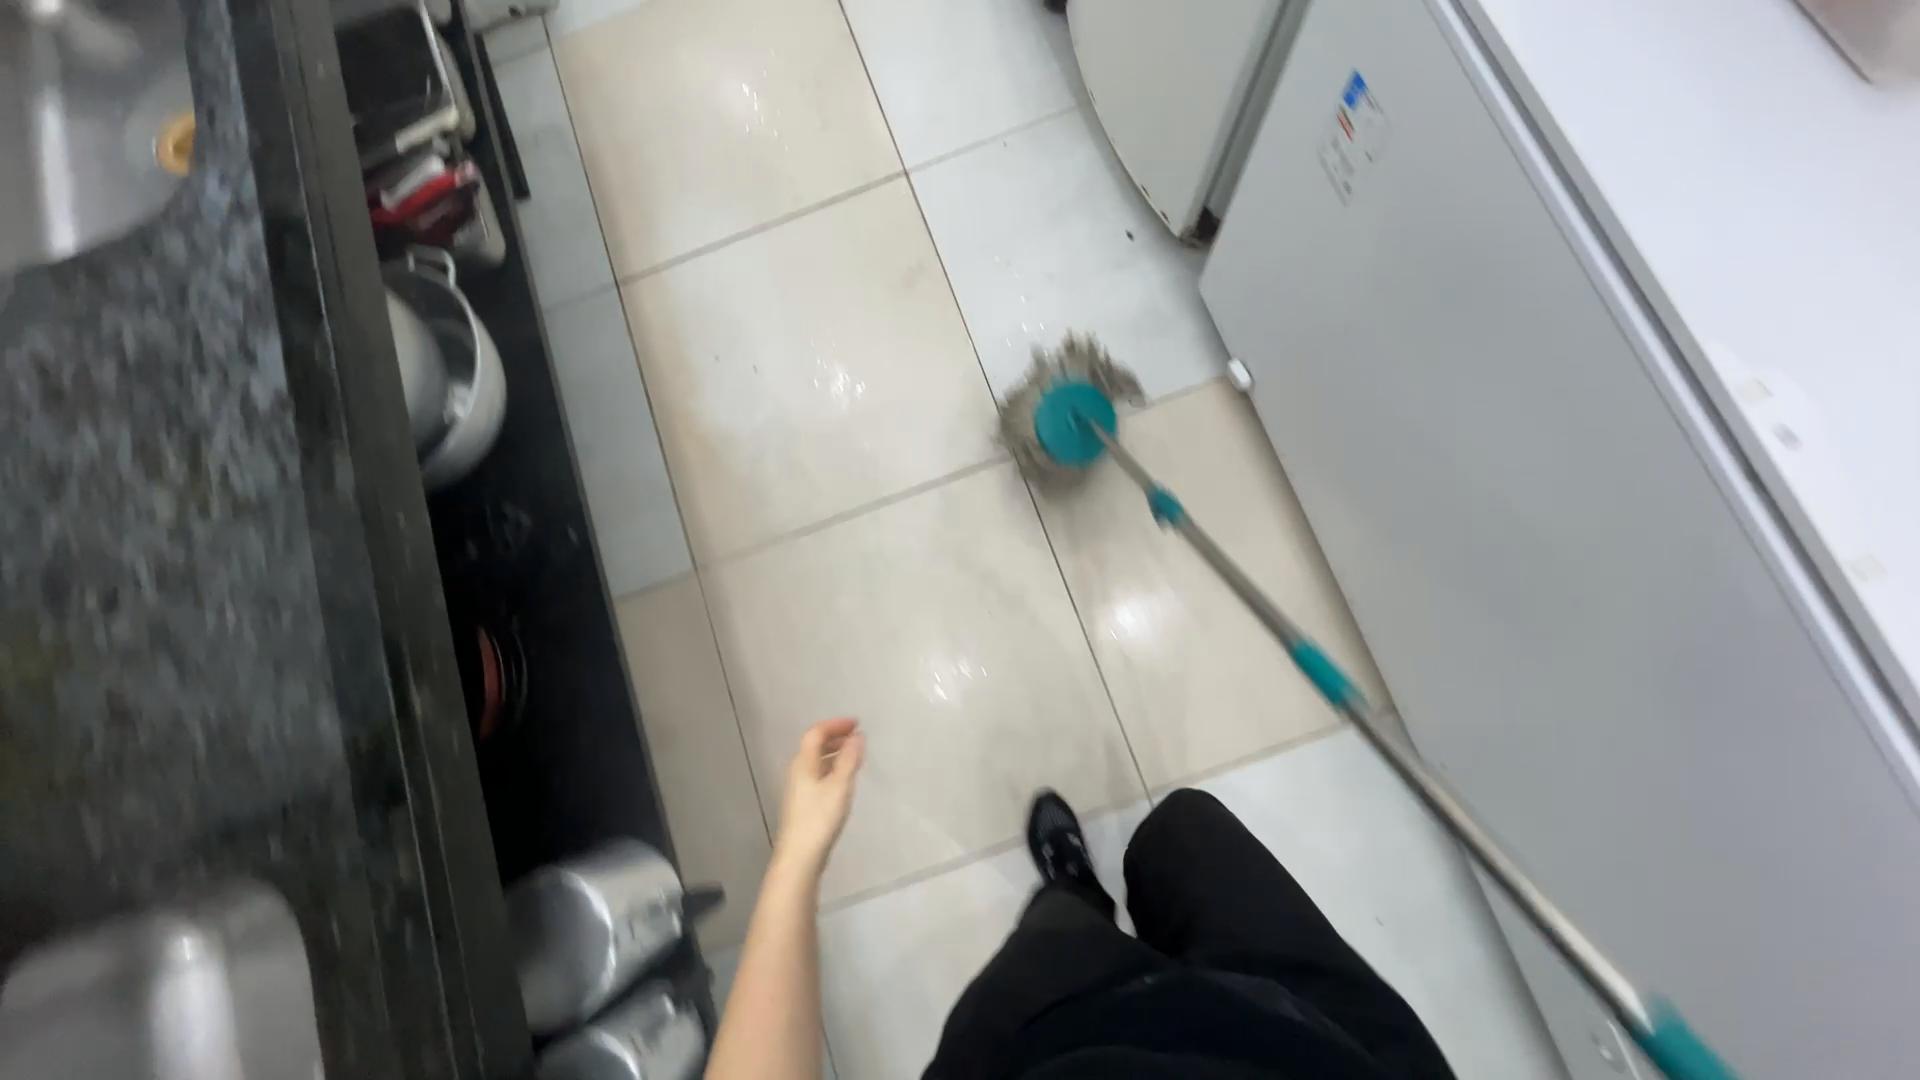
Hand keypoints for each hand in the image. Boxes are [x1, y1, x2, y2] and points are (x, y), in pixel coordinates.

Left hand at [773, 718, 864, 876]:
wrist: (800, 856)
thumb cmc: (820, 817)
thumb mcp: (840, 785)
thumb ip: (849, 759)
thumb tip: (857, 736)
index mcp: (803, 763)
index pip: (816, 733)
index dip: (835, 724)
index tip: (857, 723)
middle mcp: (798, 771)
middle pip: (814, 745)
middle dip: (836, 736)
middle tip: (857, 736)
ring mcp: (799, 787)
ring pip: (817, 760)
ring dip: (835, 752)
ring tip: (855, 755)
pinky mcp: (804, 802)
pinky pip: (819, 774)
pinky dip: (833, 767)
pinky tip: (844, 779)